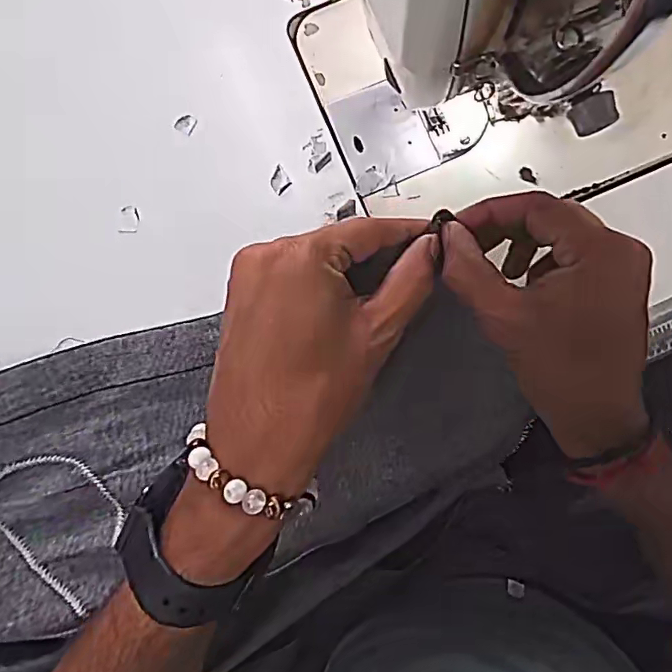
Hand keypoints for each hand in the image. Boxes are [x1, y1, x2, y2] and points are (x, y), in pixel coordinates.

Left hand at [166, 218, 438, 582]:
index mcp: (300, 256)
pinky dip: (320, 281)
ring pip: (315, 255)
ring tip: (375, 300)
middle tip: (414, 268)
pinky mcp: (243, 292)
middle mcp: (267, 255)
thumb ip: (411, 279)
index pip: (367, 227)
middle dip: (377, 253)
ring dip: (348, 268)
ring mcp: (250, 273)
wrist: (258, 443)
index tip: (427, 236)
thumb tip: (427, 251)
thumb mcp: (377, 332)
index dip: (406, 232)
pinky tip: (341, 307)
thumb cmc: (305, 400)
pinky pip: (292, 271)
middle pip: (339, 239)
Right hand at [441, 193, 652, 458]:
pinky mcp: (619, 280)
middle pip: (550, 215)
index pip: (536, 207)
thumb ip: (468, 269)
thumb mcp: (503, 316)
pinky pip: (575, 251)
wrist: (597, 416)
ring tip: (498, 267)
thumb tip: (453, 238)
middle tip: (471, 241)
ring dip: (523, 242)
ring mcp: (624, 266)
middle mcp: (620, 252)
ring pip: (562, 232)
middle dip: (504, 226)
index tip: (463, 226)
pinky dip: (544, 258)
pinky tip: (525, 281)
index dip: (490, 213)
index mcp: (600, 252)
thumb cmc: (568, 376)